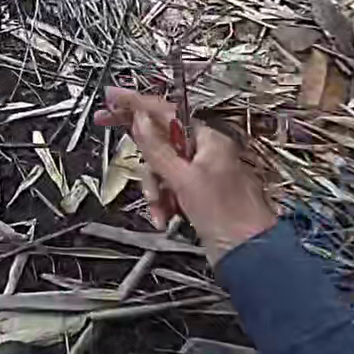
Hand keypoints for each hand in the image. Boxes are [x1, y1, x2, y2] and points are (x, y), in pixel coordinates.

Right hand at [95, 87, 275, 265]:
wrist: (249, 256)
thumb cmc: (227, 216)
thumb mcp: (183, 178)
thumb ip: (157, 147)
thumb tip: (139, 118)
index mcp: (206, 139)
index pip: (164, 112)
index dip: (135, 102)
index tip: (112, 96)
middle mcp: (202, 153)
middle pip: (158, 139)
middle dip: (140, 150)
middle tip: (104, 123)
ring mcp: (197, 174)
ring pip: (158, 168)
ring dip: (153, 189)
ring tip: (160, 207)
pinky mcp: (193, 195)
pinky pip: (165, 188)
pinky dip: (161, 202)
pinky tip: (165, 216)